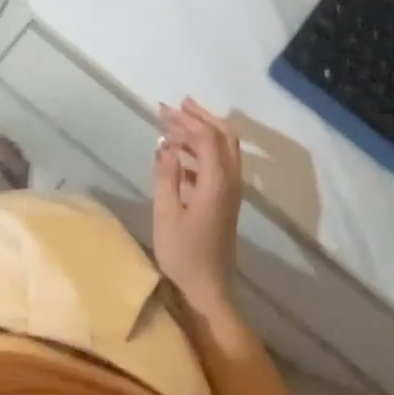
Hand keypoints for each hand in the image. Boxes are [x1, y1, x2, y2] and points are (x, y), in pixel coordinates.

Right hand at [154, 98, 243, 315]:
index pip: (206, 137)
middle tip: (174, 106)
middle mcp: (231, 180)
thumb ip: (165, 175)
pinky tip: (178, 155)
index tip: (162, 110)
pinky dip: (200, 152)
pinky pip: (218, 165)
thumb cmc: (183, 253)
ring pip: (222, 149)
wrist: (208, 288)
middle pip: (222, 136)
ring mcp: (231, 191)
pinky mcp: (225, 201)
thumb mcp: (166, 213)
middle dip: (199, 117)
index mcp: (217, 181)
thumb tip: (164, 145)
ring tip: (172, 126)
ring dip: (200, 133)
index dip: (185, 120)